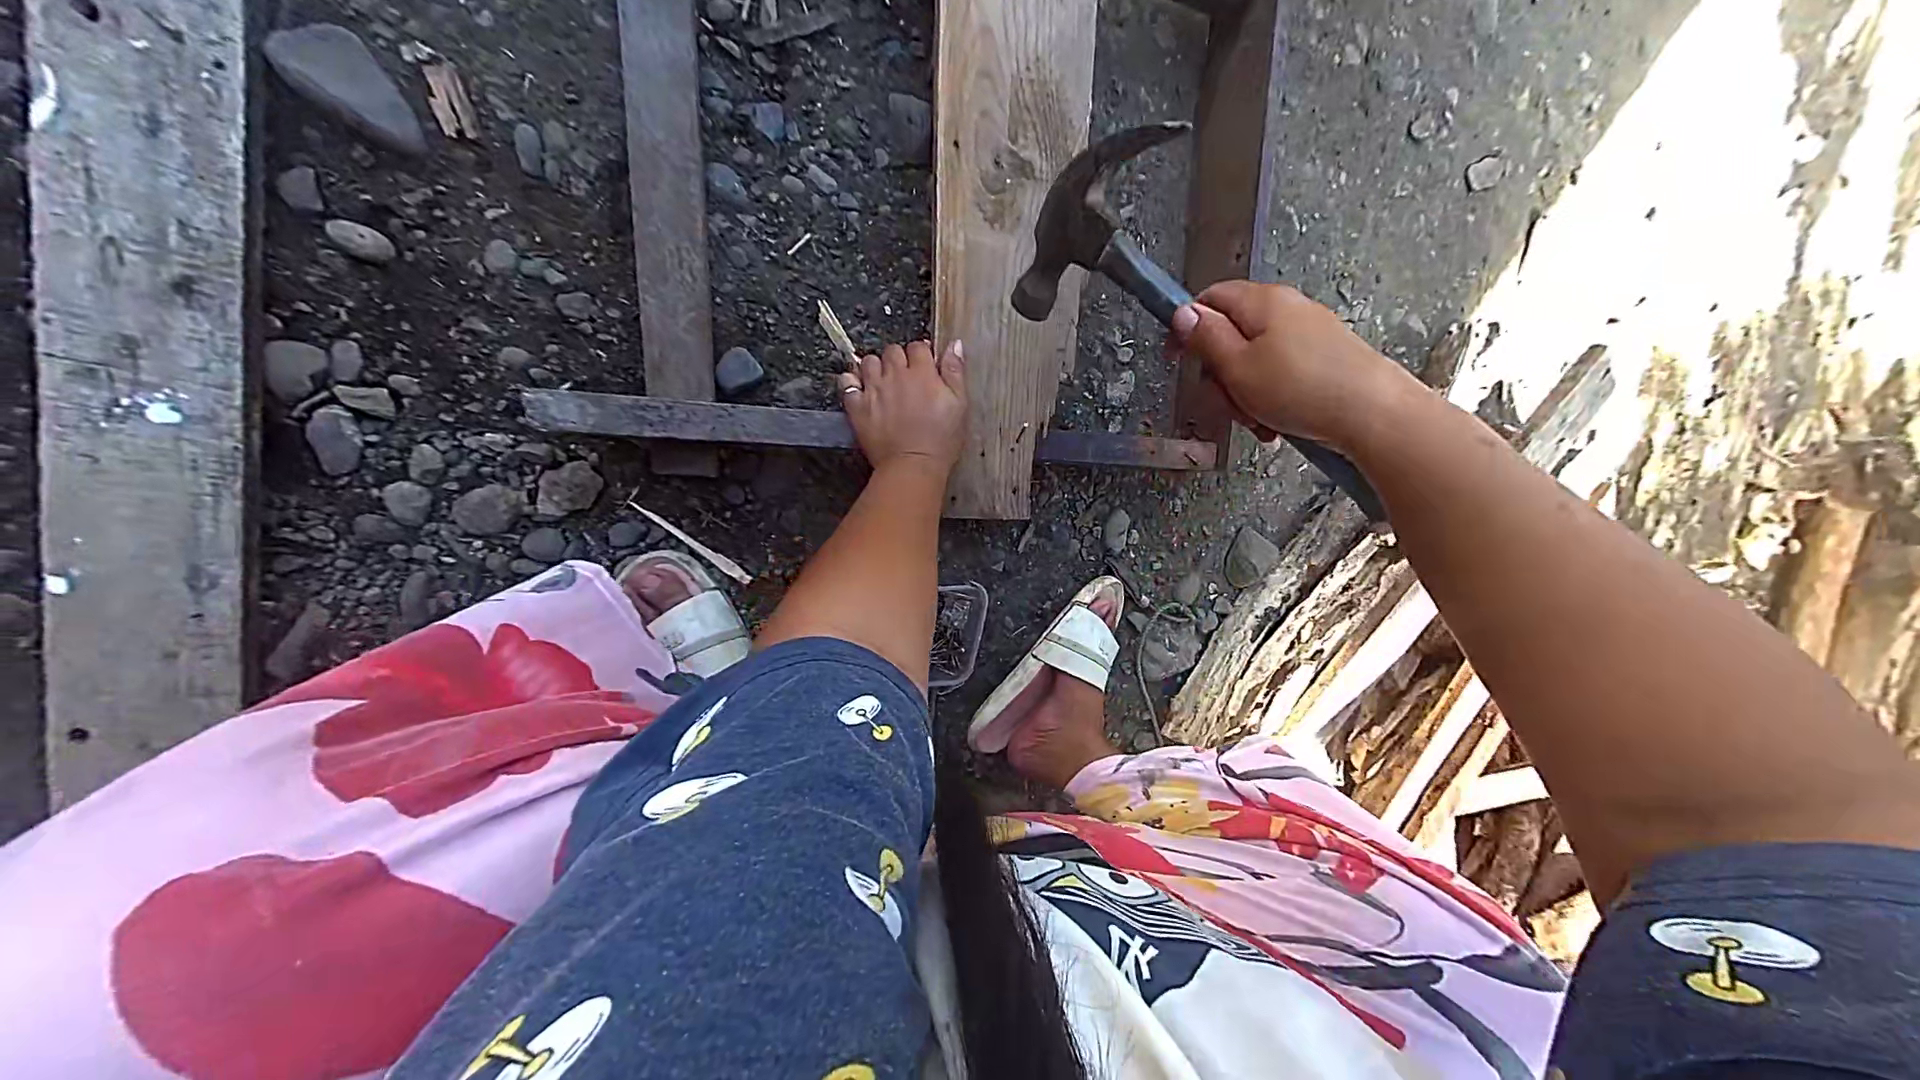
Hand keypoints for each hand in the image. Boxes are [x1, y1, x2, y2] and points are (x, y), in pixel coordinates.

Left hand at [837, 340, 967, 473]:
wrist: (913, 466)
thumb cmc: (940, 442)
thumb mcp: (959, 406)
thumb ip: (955, 372)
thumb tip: (954, 345)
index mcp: (922, 373)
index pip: (918, 347)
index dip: (922, 355)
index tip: (924, 366)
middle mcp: (896, 376)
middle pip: (892, 351)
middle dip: (898, 360)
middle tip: (905, 378)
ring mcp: (874, 390)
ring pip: (869, 362)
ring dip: (876, 368)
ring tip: (883, 383)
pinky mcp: (858, 407)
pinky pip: (847, 383)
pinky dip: (852, 383)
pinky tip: (861, 391)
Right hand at [1170, 281, 1419, 450]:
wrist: (1372, 413)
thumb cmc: (1305, 389)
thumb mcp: (1236, 367)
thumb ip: (1205, 337)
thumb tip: (1184, 314)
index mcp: (1263, 302)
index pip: (1210, 298)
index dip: (1188, 328)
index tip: (1178, 357)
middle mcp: (1288, 309)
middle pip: (1232, 334)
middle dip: (1220, 372)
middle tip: (1223, 399)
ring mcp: (1309, 333)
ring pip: (1254, 359)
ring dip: (1244, 392)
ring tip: (1255, 418)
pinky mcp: (1324, 358)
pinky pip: (1280, 374)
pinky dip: (1269, 397)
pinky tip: (1275, 422)